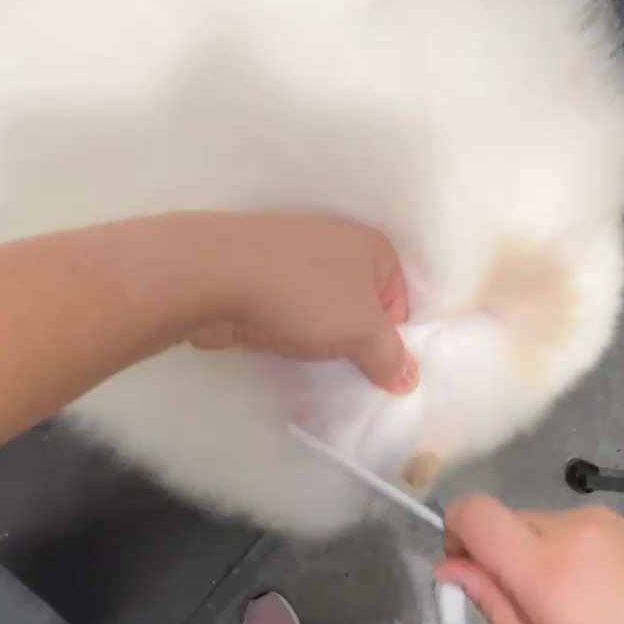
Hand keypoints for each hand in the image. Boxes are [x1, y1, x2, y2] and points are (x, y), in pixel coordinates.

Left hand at [188, 213, 417, 393]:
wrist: (214, 275)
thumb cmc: (302, 295)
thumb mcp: (362, 331)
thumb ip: (391, 356)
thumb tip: (408, 378)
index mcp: (373, 247)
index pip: (400, 305)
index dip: (391, 342)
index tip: (376, 370)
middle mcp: (338, 244)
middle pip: (362, 309)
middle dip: (356, 343)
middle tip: (348, 374)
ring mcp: (296, 257)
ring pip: (324, 312)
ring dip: (321, 341)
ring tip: (312, 363)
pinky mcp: (263, 275)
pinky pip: (291, 312)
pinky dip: (290, 333)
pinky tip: (282, 349)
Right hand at [437, 495, 623, 623]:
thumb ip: (491, 604)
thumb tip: (449, 567)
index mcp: (544, 567)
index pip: (473, 511)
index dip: (453, 531)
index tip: (464, 569)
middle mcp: (568, 527)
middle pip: (502, 520)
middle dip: (495, 554)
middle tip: (523, 605)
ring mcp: (597, 518)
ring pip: (534, 523)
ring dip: (530, 553)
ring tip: (569, 603)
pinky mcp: (619, 519)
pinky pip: (567, 525)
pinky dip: (562, 550)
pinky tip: (595, 591)